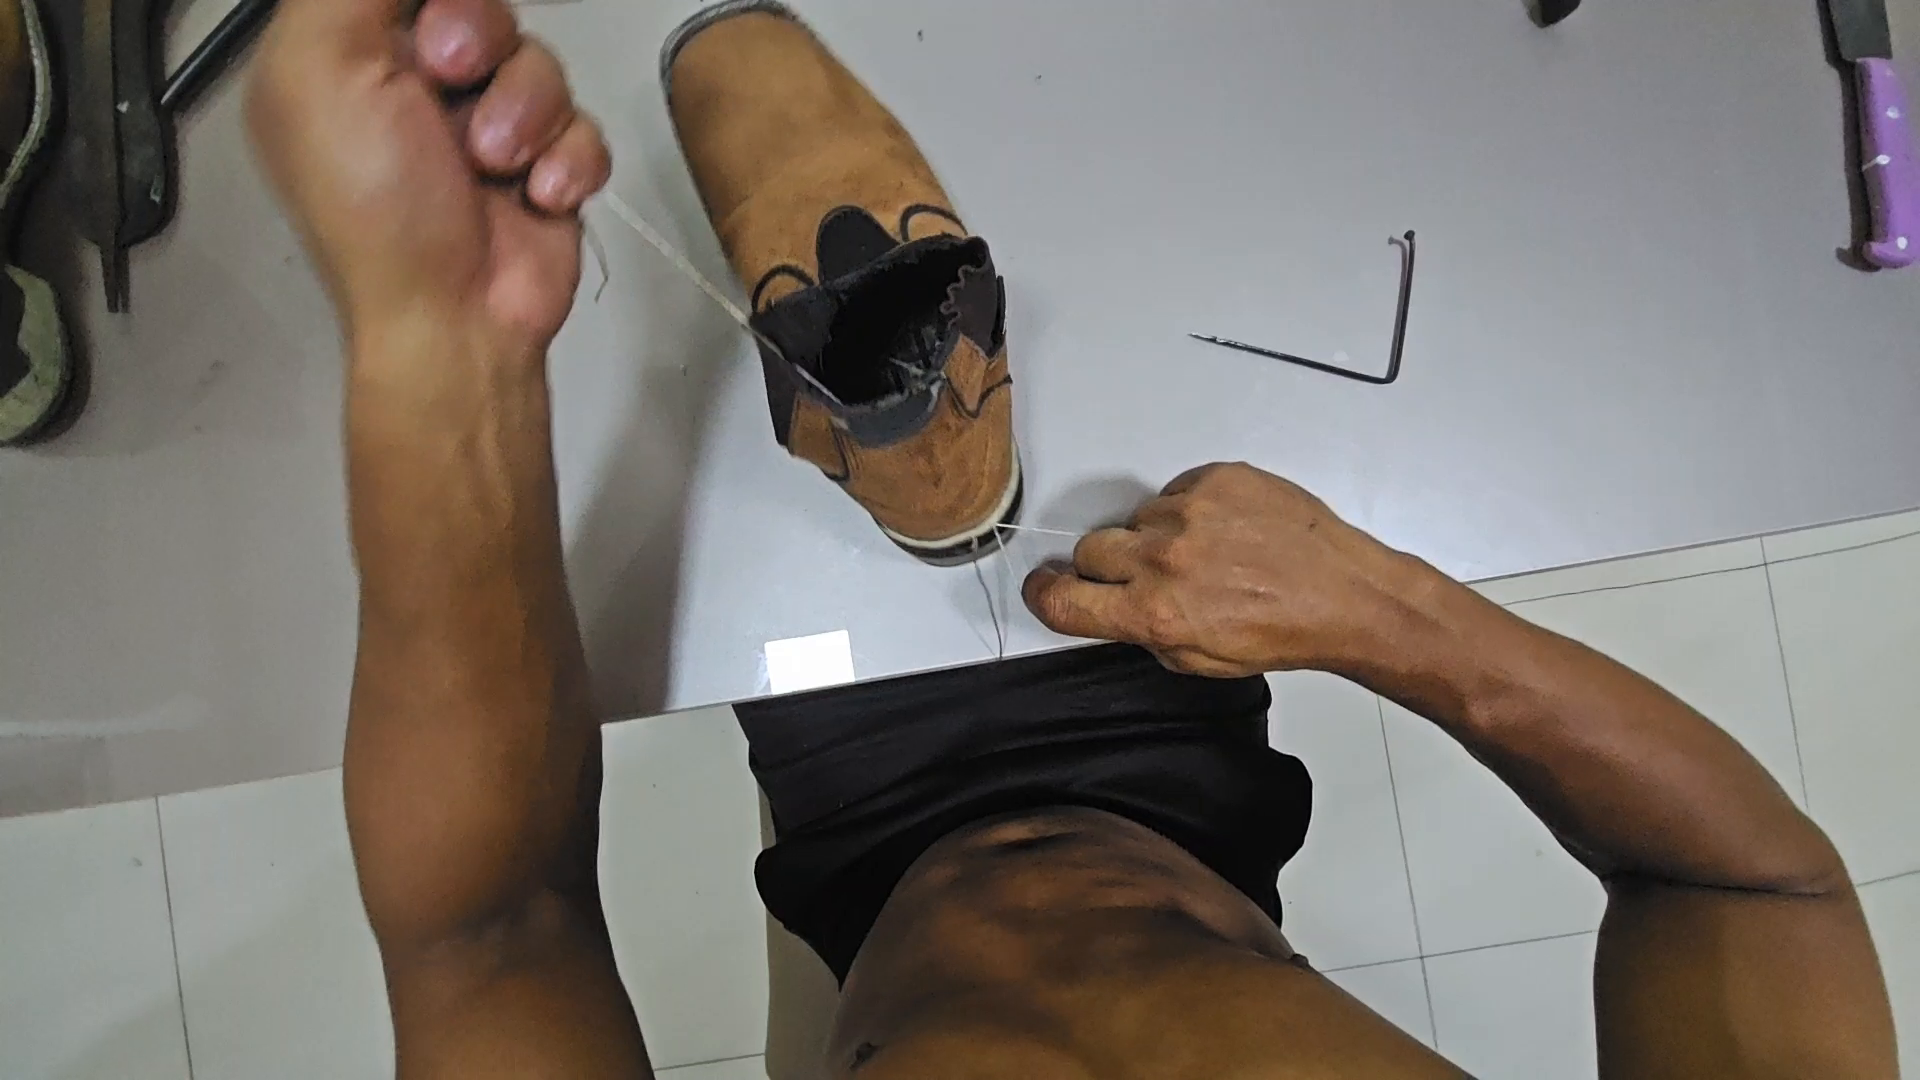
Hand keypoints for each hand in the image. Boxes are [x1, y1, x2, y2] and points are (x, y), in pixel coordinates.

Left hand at [248, 0, 611, 359]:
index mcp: (360, 50)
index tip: (428, 40)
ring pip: (546, 71)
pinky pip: (587, 134)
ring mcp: (501, 131)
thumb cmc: (377, 200)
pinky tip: (543, 199)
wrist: (457, 314)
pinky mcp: (556, 173)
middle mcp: (432, 83)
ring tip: (501, 170)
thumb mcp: (323, 69)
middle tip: (454, 84)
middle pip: (491, 11)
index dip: (444, 0)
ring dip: (527, 117)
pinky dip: (570, 164)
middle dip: (485, 42)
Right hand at [1022, 463, 1428, 678]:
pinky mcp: (1214, 477)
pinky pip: (1174, 492)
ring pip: (1135, 519)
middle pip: (1089, 549)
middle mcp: (1162, 559)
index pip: (1062, 600)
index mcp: (1154, 613)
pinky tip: (1225, 528)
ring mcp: (1188, 512)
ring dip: (1154, 536)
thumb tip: (1114, 601)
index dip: (1043, 593)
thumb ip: (1142, 630)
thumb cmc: (1276, 635)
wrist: (1343, 593)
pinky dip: (1189, 509)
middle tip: (1146, 573)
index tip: (1046, 586)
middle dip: (1106, 564)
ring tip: (1204, 551)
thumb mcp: (1196, 660)